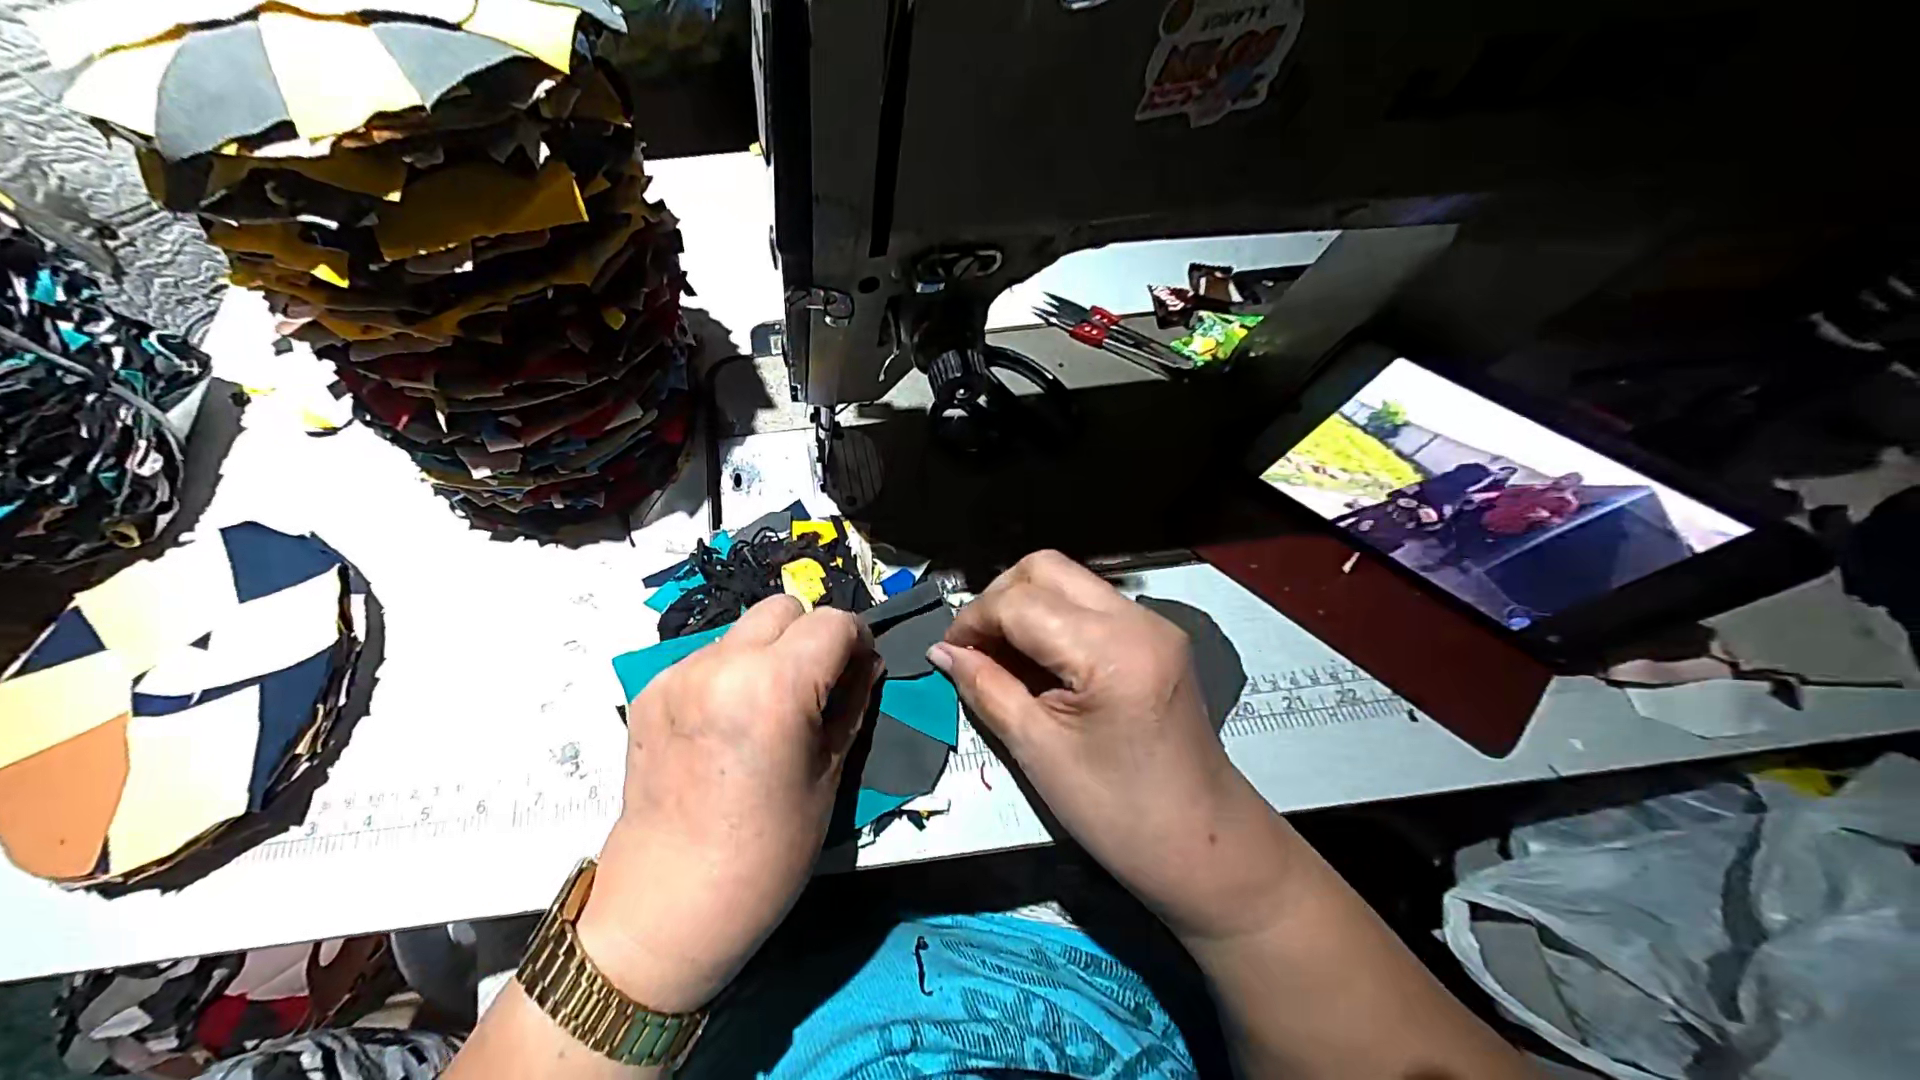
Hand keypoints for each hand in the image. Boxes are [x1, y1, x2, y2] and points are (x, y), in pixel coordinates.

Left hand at [578, 596, 879, 1011]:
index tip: (859, 669)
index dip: (856, 640)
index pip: (832, 622)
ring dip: (769, 651)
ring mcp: (679, 674)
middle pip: (783, 608)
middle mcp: (721, 664)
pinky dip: (732, 672)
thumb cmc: (767, 852)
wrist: (666, 905)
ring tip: (769, 706)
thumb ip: (852, 703)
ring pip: (744, 630)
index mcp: (773, 685)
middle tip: (816, 685)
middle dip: (811, 636)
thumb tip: (866, 664)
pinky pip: (709, 658)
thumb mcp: (830, 775)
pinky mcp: (650, 691)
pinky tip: (730, 722)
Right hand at [928, 551, 1297, 942]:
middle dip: (998, 599)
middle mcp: (1137, 619)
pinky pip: (1090, 605)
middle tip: (974, 647)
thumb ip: (985, 687)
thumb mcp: (1038, 749)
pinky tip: (1037, 660)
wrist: (1204, 845)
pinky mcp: (1156, 638)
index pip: (1020, 601)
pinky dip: (1053, 619)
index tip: (949, 653)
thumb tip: (944, 652)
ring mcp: (1152, 624)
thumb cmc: (1118, 812)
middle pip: (1046, 568)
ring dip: (1025, 605)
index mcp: (1111, 649)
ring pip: (1069, 580)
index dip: (973, 620)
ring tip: (1000, 654)